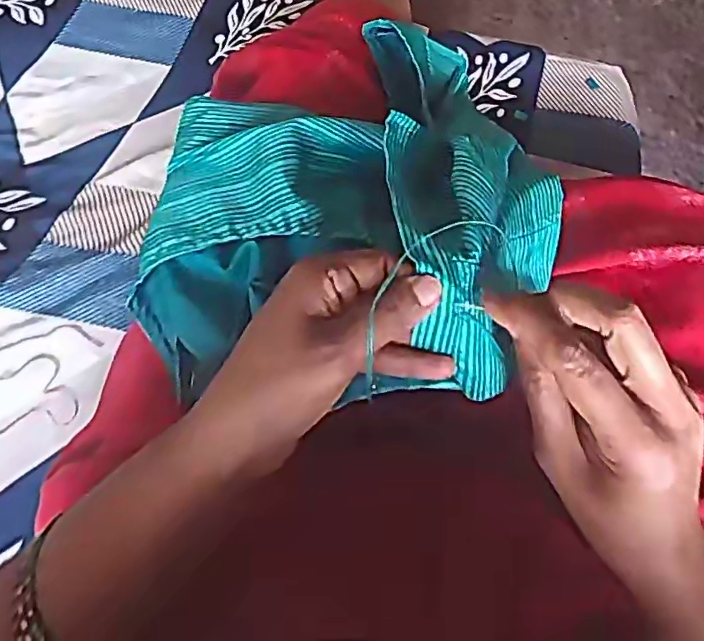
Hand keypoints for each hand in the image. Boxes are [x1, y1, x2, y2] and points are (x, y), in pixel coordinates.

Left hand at [188, 248, 451, 474]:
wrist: (234, 441)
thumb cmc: (285, 384)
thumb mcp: (342, 348)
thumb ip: (390, 314)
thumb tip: (435, 281)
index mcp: (322, 275)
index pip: (382, 262)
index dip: (417, 278)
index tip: (459, 296)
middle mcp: (324, 291)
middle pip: (382, 290)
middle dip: (421, 307)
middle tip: (469, 323)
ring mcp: (325, 325)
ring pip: (379, 322)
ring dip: (414, 337)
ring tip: (463, 348)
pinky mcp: (327, 354)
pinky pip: (369, 347)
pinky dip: (396, 357)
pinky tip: (438, 369)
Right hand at [485, 283, 703, 595]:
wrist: (668, 547)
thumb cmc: (602, 516)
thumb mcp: (555, 460)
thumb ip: (540, 390)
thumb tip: (519, 329)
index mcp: (635, 441)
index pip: (577, 360)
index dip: (530, 321)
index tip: (493, 298)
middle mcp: (672, 407)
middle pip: (622, 320)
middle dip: (564, 298)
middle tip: (524, 303)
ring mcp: (685, 391)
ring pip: (630, 318)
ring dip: (578, 304)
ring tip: (541, 314)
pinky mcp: (683, 382)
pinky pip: (632, 335)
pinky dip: (593, 322)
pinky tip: (570, 338)